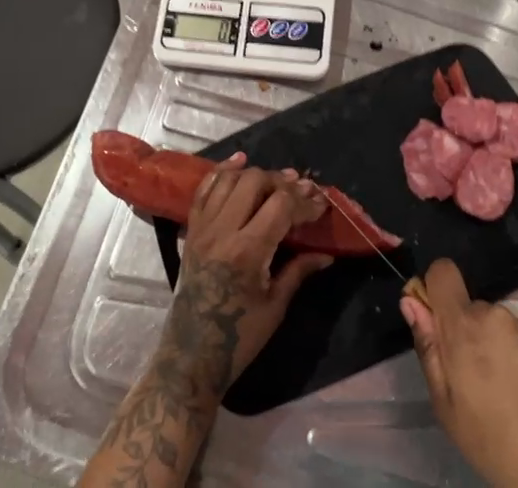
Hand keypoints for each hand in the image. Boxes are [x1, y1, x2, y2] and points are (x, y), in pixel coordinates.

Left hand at [82, 159, 331, 487]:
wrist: (192, 354)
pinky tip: (238, 162)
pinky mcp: (190, 231)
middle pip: (254, 181)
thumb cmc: (240, 336)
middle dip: (283, 181)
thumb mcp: (276, 305)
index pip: (281, 205)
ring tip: (277, 179)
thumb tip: (326, 254)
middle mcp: (222, 231)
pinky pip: (204, 190)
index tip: (322, 205)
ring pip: (228, 180)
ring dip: (255, 173)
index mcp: (247, 251)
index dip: (305, 201)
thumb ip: (298, 270)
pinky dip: (221, 173)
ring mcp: (202, 229)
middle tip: (302, 191)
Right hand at [401, 259, 517, 487]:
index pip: (443, 272)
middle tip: (484, 383)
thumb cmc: (496, 444)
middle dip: (475, 336)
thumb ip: (429, 348)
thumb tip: (412, 302)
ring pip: (508, 329)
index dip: (437, 288)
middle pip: (477, 311)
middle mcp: (500, 316)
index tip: (440, 319)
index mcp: (464, 327)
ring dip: (507, 349)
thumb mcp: (446, 406)